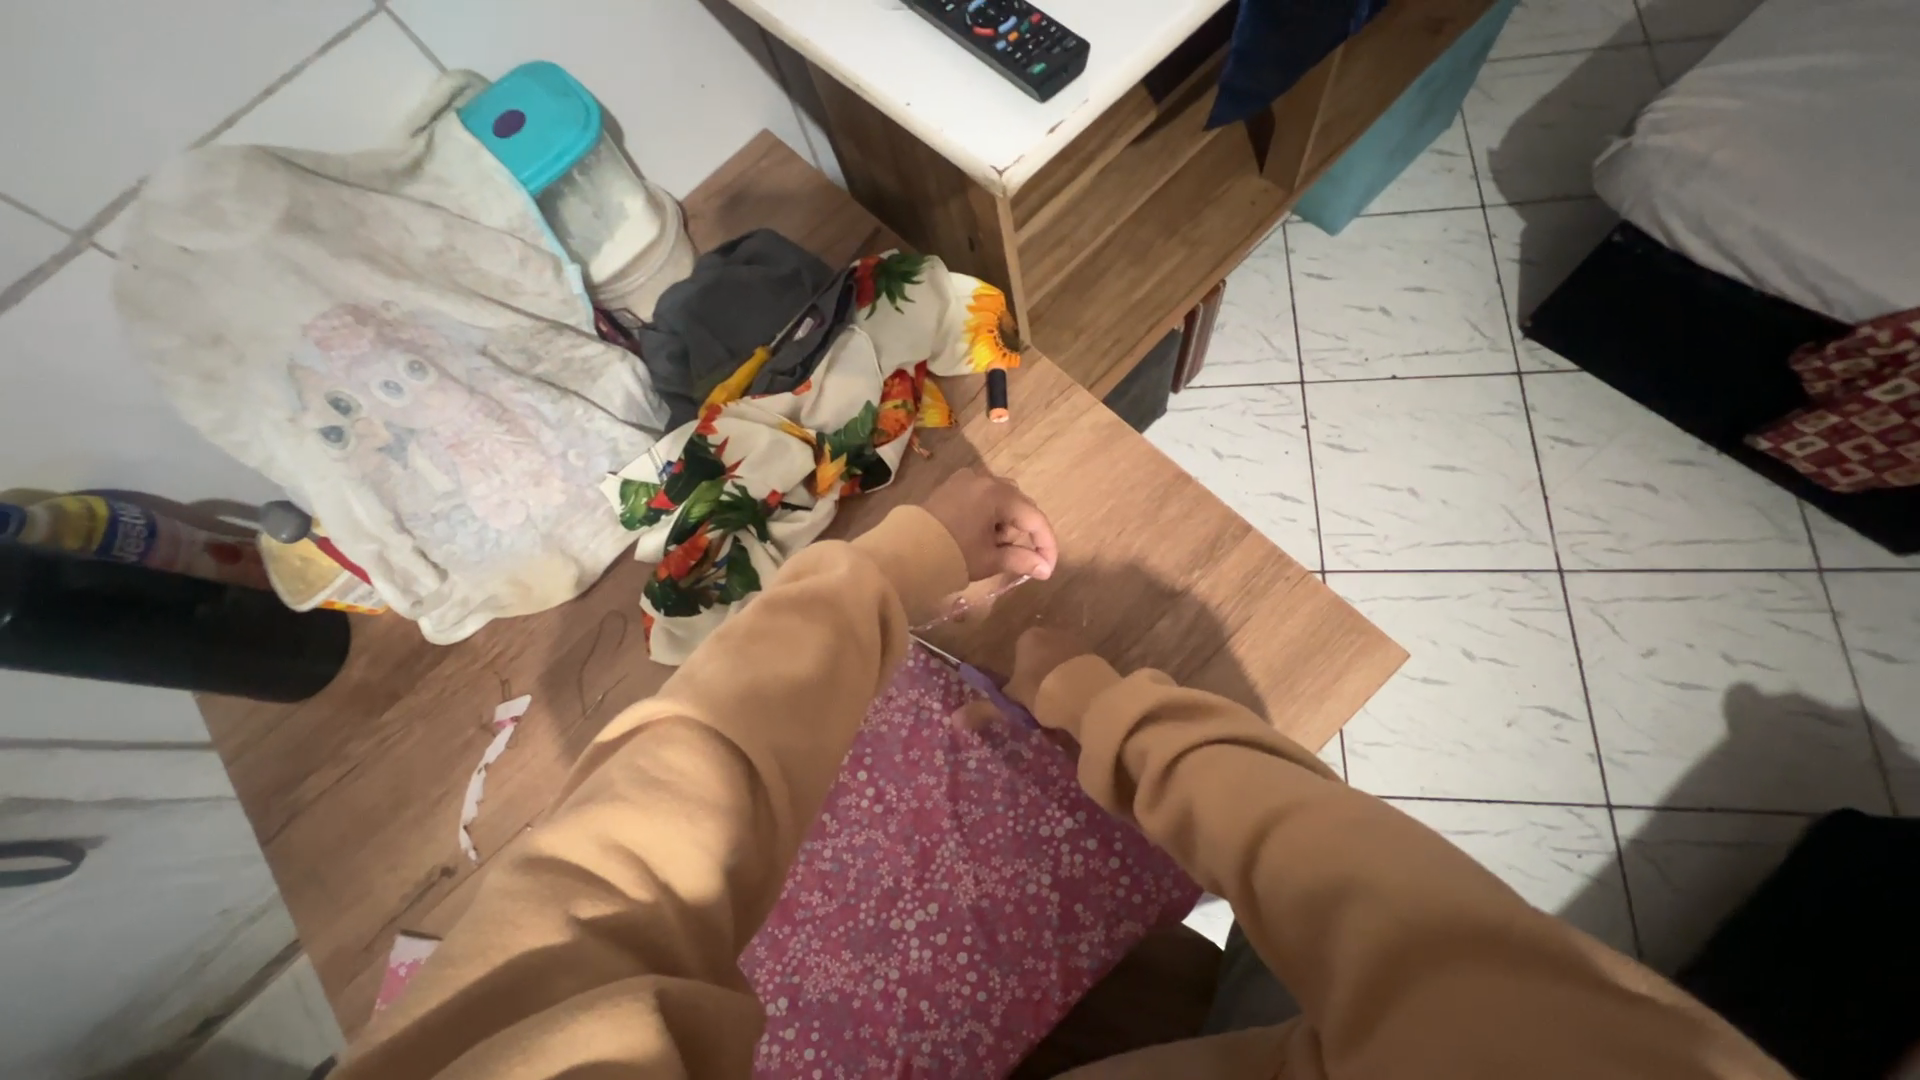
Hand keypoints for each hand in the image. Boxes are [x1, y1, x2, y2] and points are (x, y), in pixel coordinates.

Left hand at [923, 469, 1057, 582]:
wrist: (905, 552)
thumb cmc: (953, 554)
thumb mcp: (989, 559)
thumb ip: (1021, 560)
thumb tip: (1045, 569)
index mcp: (996, 493)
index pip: (1034, 518)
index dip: (1046, 544)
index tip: (1048, 567)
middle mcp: (983, 479)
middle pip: (1018, 506)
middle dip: (1022, 533)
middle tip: (1014, 557)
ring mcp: (965, 481)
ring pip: (1000, 502)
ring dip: (1004, 525)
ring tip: (990, 549)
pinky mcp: (951, 488)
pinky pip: (981, 499)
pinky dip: (987, 518)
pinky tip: (978, 537)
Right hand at [1003, 626, 1091, 710]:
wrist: (1081, 693)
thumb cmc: (1039, 688)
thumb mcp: (1016, 693)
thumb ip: (1010, 689)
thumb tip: (1007, 691)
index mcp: (1028, 637)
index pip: (1021, 649)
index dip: (1022, 669)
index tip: (1024, 686)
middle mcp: (1051, 632)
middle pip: (1043, 650)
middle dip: (1043, 667)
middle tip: (1041, 691)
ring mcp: (1075, 641)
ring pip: (1062, 657)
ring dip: (1060, 672)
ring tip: (1059, 696)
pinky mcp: (1093, 654)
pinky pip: (1078, 666)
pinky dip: (1075, 677)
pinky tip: (1074, 694)